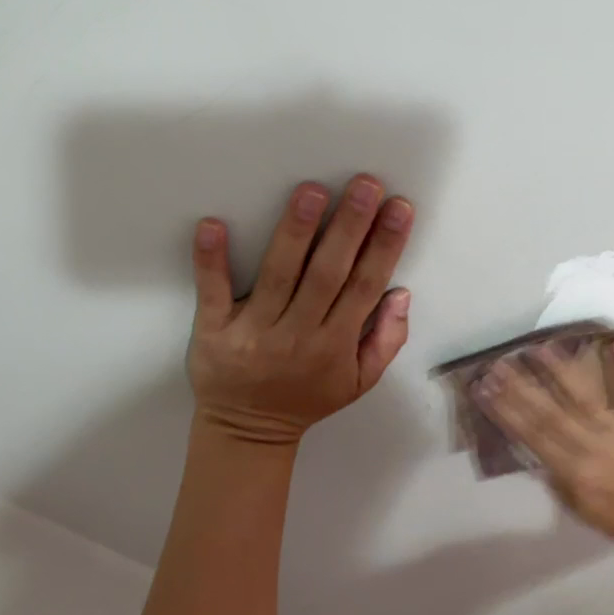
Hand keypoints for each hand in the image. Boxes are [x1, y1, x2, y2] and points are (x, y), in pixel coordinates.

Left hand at [187, 175, 414, 445]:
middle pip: (327, 273)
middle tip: (365, 184)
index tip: (399, 208)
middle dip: (349, 227)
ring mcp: (254, 331)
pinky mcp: (214, 331)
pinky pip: (213, 292)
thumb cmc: (307, 398)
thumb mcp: (360, 382)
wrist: (246, 431)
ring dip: (296, 231)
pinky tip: (213, 225)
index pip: (365, 286)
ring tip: (311, 191)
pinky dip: (211, 261)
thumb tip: (402, 293)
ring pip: (279, 275)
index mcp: (336, 344)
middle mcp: (298, 334)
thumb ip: (386, 340)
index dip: (385, 247)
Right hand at [474, 341, 613, 544]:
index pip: (531, 434)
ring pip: (582, 396)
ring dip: (559, 370)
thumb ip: (548, 468)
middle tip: (498, 364)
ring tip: (539, 347)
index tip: (484, 388)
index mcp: (571, 469)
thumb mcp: (568, 499)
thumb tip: (524, 435)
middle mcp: (591, 445)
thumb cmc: (606, 511)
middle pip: (549, 412)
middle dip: (520, 387)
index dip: (505, 410)